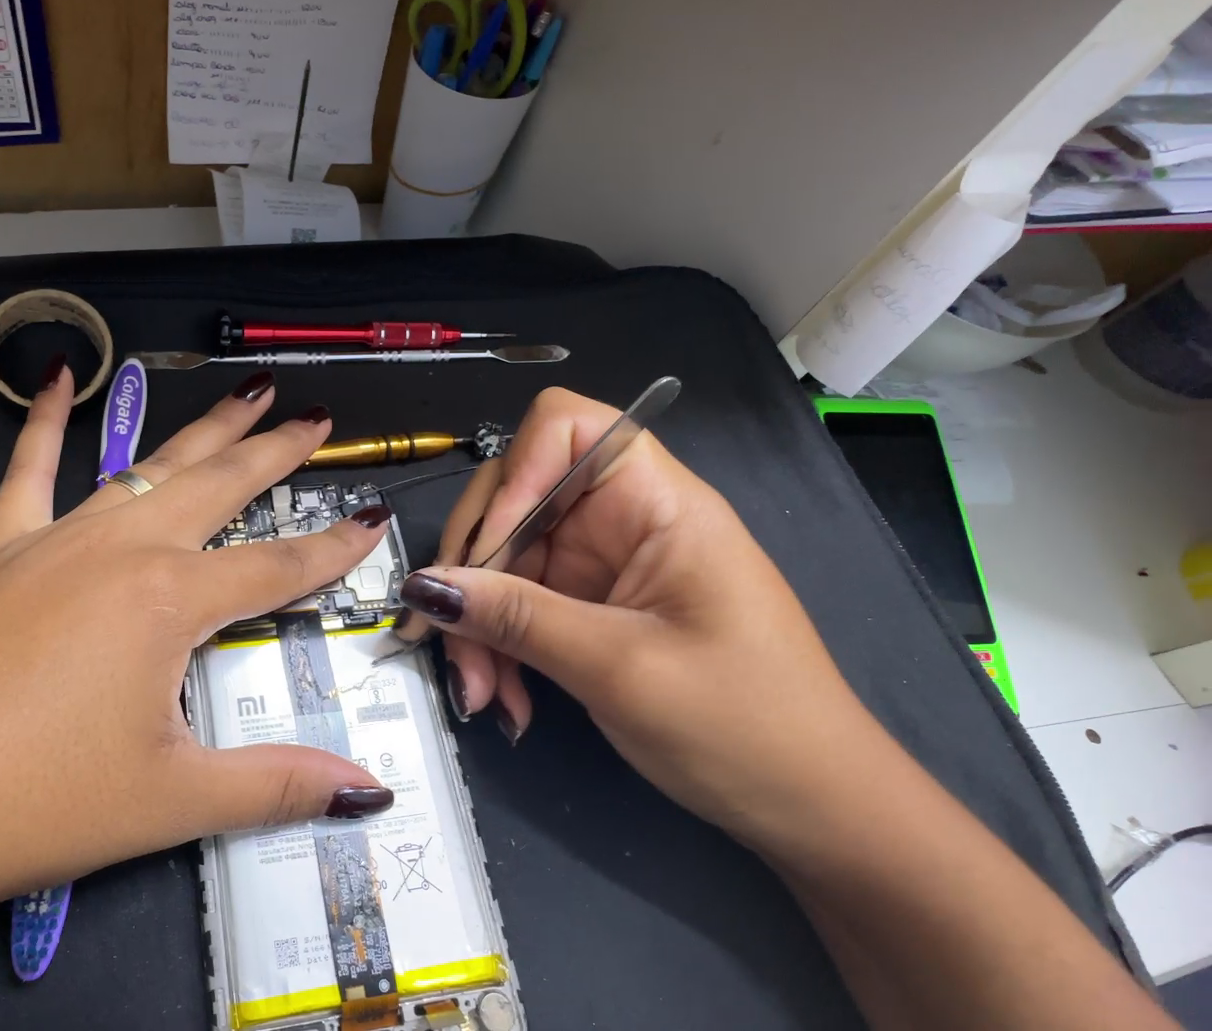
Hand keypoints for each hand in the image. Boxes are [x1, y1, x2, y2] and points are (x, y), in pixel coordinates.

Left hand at [0, 367, 395, 1030]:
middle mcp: (116, 552)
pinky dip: (44, 423)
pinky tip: (57, 379)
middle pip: (217, 488)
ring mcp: (48, 545)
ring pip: (143, 469)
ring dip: (199, 433)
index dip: (333, 550)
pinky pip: (26, 474)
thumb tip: (368, 790)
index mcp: (168, 602)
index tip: (373, 520)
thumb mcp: (168, 802)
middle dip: (275, 454)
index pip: (276, 568)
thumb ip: (276, 785)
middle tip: (314, 419)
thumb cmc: (25, 808)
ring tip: (244, 395)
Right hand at [395, 386, 888, 846]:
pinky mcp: (587, 607)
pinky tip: (503, 697)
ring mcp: (600, 565)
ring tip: (483, 694)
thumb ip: (516, 618)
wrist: (811, 809)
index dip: (515, 473)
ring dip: (477, 624)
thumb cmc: (745, 726)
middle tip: (451, 645)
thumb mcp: (619, 669)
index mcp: (655, 503)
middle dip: (474, 571)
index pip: (564, 426)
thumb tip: (423, 586)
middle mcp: (621, 519)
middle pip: (514, 500)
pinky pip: (516, 605)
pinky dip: (498, 647)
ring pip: (503, 561)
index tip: (488, 552)